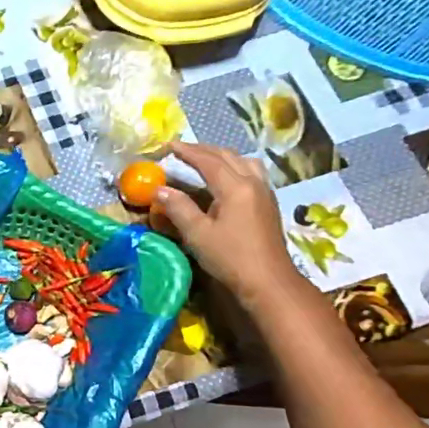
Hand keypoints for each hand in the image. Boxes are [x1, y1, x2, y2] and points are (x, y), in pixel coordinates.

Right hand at [155, 140, 304, 307]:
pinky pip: (251, 173)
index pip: (208, 161)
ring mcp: (264, 193)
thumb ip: (178, 207)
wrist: (268, 282)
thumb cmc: (230, 257)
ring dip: (222, 157)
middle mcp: (253, 184)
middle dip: (204, 150)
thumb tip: (160, 189)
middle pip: (228, 156)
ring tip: (204, 160)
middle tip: (182, 150)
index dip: (187, 151)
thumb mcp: (197, 233)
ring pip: (244, 162)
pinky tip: (225, 179)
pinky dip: (234, 167)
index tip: (168, 145)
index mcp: (235, 188)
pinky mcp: (268, 205)